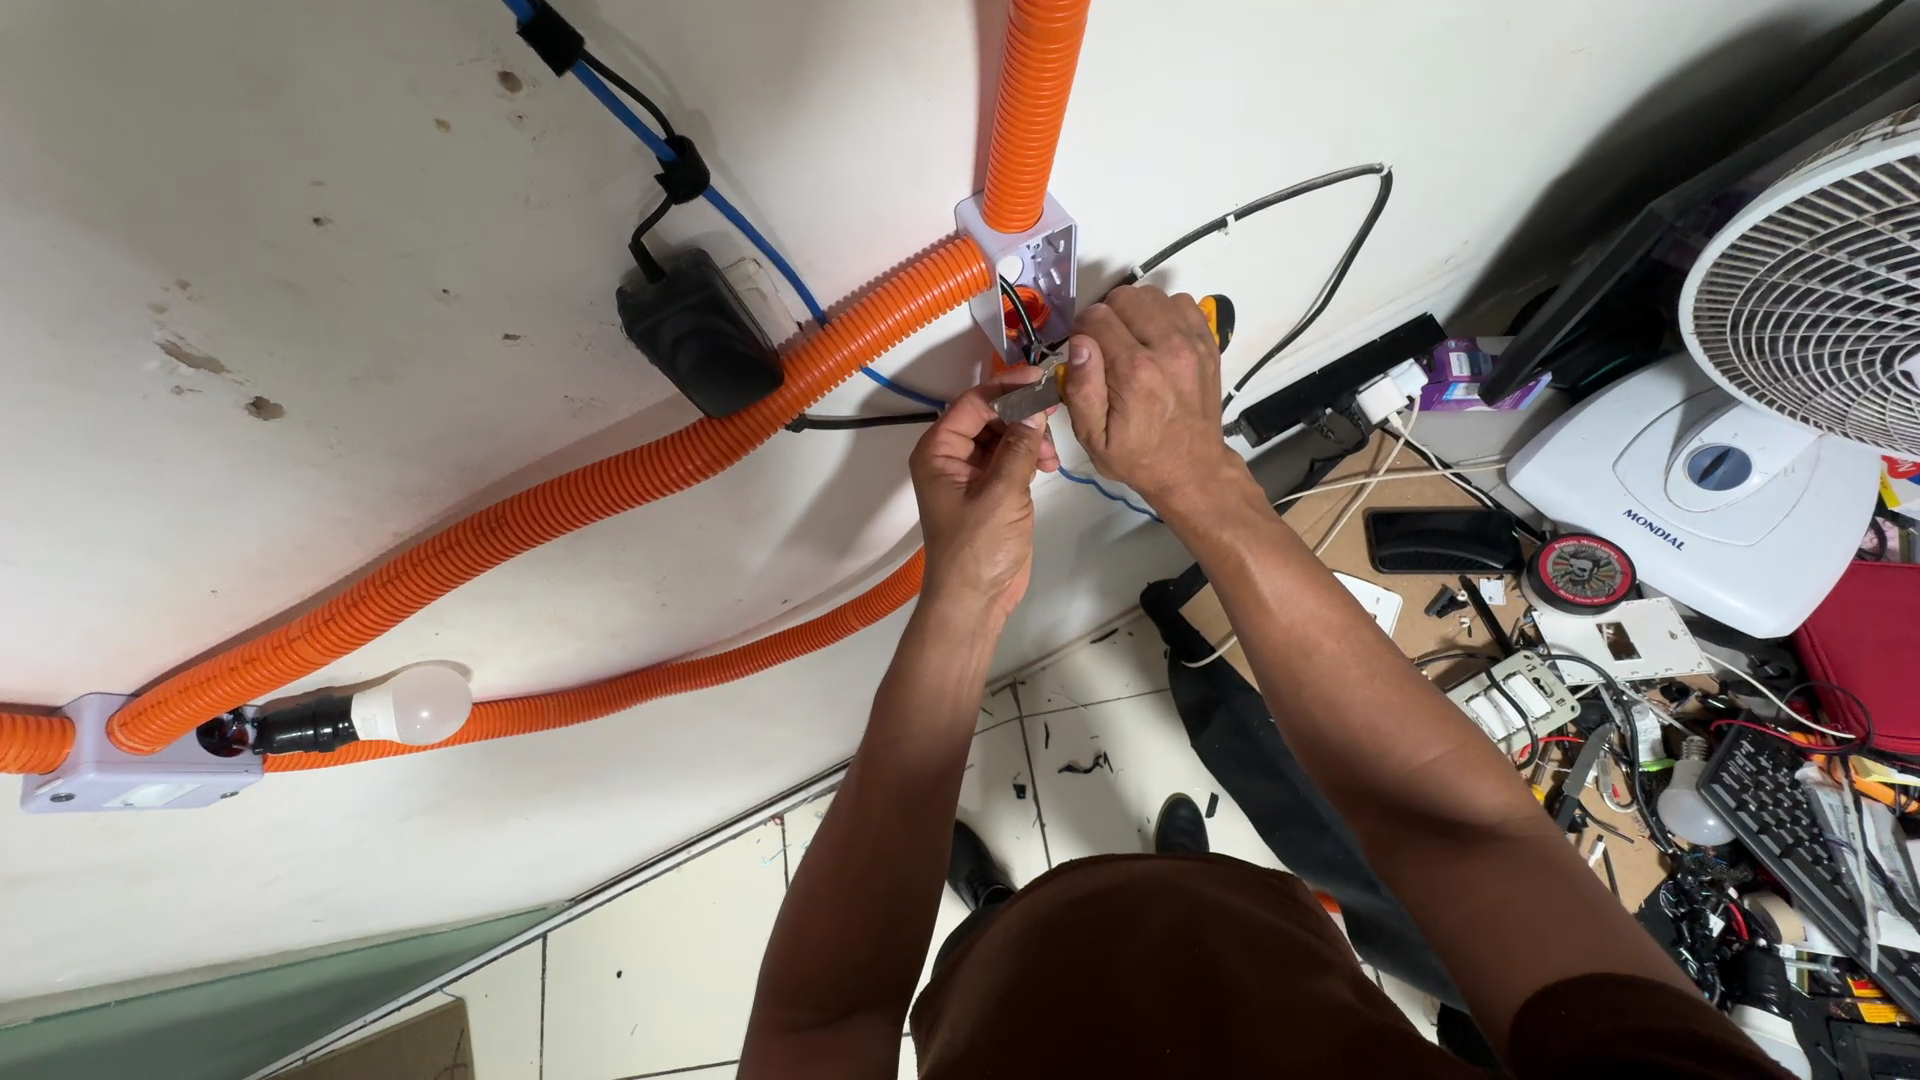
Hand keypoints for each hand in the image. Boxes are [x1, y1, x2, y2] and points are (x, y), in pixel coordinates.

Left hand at [908, 367, 1060, 620]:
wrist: (975, 600)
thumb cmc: (978, 548)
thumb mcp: (1000, 494)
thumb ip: (1019, 448)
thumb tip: (1036, 408)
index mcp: (938, 451)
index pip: (973, 403)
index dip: (1006, 389)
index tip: (1041, 380)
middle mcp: (951, 457)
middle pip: (990, 416)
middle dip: (1022, 417)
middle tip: (1053, 422)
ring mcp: (972, 474)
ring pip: (1005, 436)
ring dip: (1030, 439)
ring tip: (1050, 460)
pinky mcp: (993, 490)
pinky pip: (1012, 458)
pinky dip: (1030, 457)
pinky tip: (1047, 467)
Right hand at [1062, 285, 1242, 506]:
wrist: (1192, 468)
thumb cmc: (1137, 457)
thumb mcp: (1094, 438)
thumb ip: (1082, 389)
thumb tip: (1079, 343)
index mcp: (1134, 372)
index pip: (1096, 317)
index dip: (1082, 329)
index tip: (1083, 349)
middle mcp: (1167, 349)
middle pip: (1125, 297)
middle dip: (1107, 316)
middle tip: (1105, 344)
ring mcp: (1192, 343)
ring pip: (1153, 295)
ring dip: (1135, 311)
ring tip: (1130, 339)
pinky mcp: (1207, 344)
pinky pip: (1182, 303)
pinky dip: (1163, 313)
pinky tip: (1155, 338)